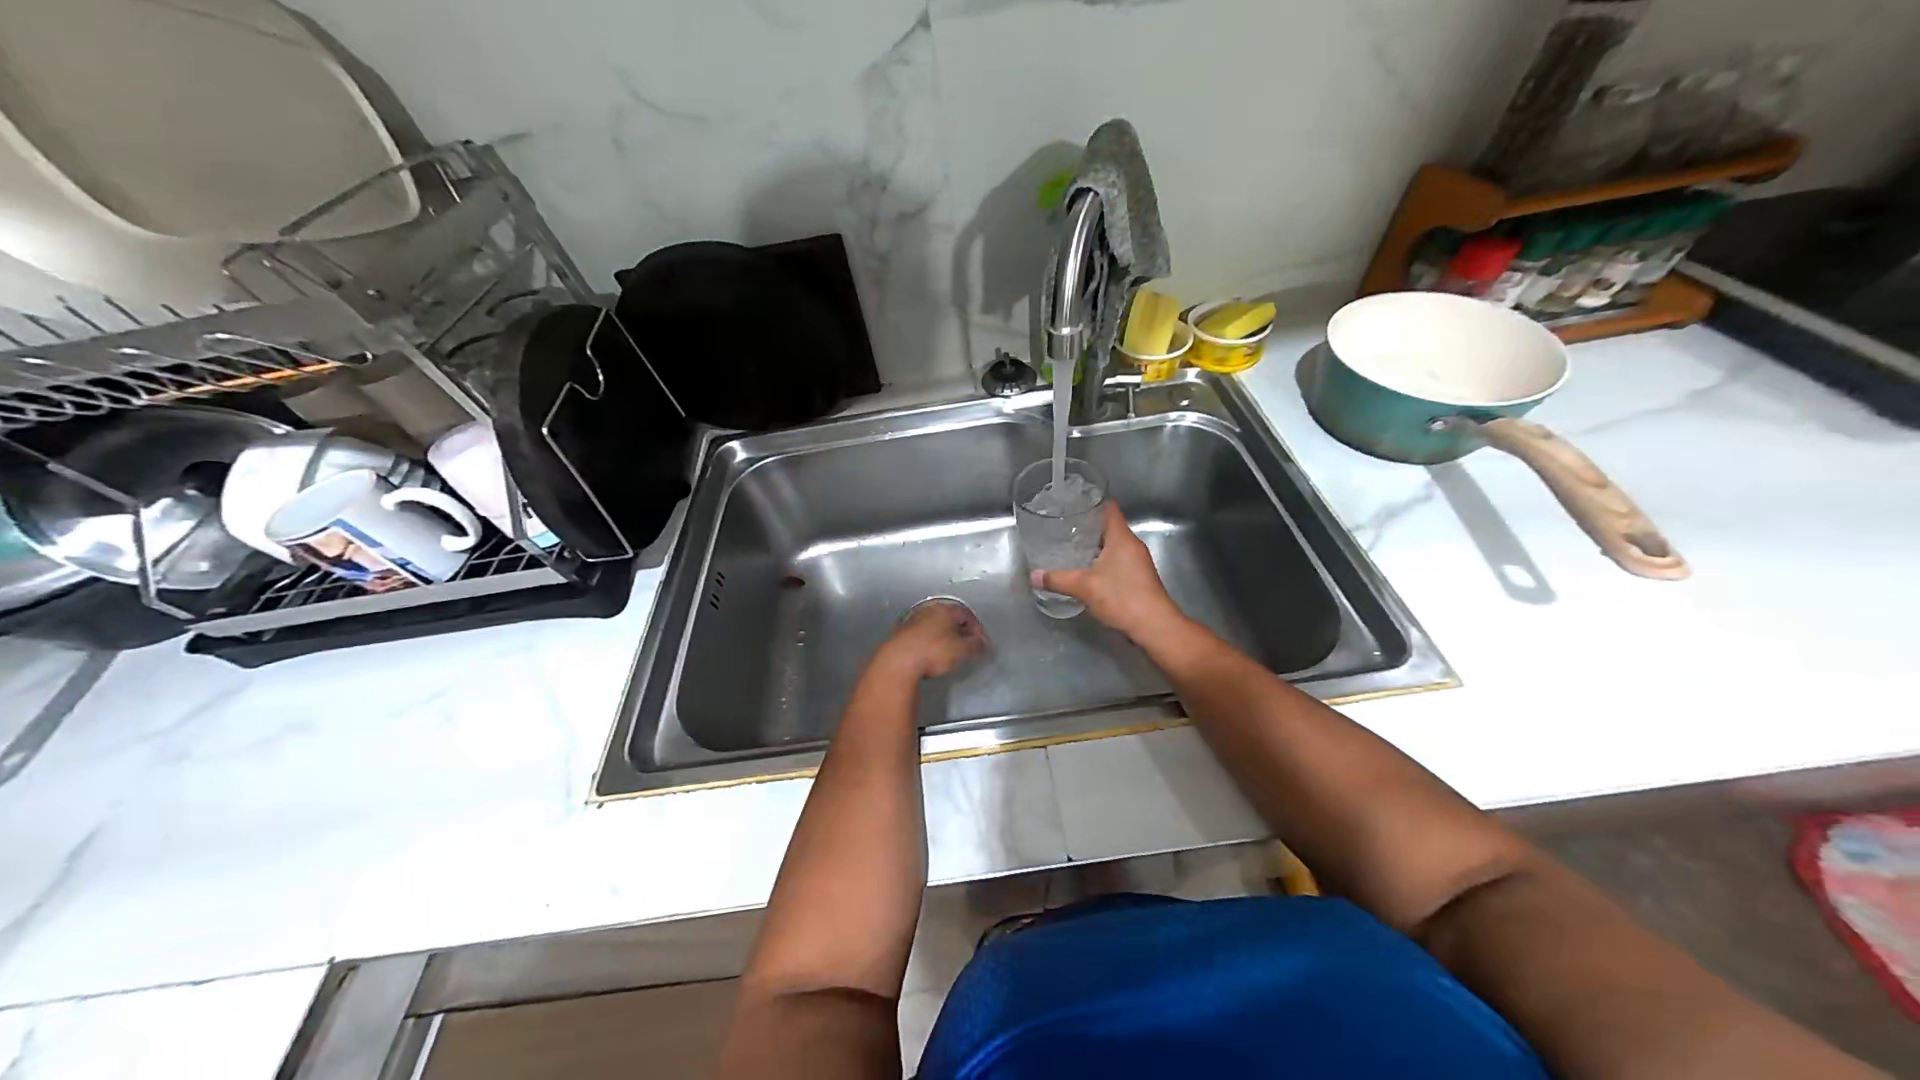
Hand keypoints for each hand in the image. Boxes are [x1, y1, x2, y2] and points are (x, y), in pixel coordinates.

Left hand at [877, 599, 987, 678]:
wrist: (899, 662)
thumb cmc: (931, 651)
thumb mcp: (962, 651)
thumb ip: (977, 645)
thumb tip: (983, 643)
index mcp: (945, 609)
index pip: (967, 614)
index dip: (976, 628)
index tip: (979, 641)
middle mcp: (928, 611)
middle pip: (950, 619)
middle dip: (960, 632)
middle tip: (966, 647)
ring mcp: (913, 621)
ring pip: (935, 626)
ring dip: (944, 637)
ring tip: (949, 654)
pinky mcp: (902, 634)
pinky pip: (922, 636)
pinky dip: (929, 643)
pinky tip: (931, 656)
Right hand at [1031, 502, 1182, 640]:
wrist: (1154, 625)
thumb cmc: (1121, 597)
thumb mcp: (1084, 587)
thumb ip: (1057, 579)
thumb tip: (1033, 576)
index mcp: (1122, 537)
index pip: (1109, 508)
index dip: (1092, 503)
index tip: (1073, 505)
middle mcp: (1133, 545)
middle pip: (1110, 526)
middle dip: (1088, 527)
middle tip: (1065, 528)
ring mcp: (1139, 561)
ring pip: (1114, 545)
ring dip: (1096, 546)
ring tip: (1072, 548)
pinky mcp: (1140, 577)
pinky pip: (1119, 560)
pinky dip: (1103, 560)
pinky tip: (1088, 570)